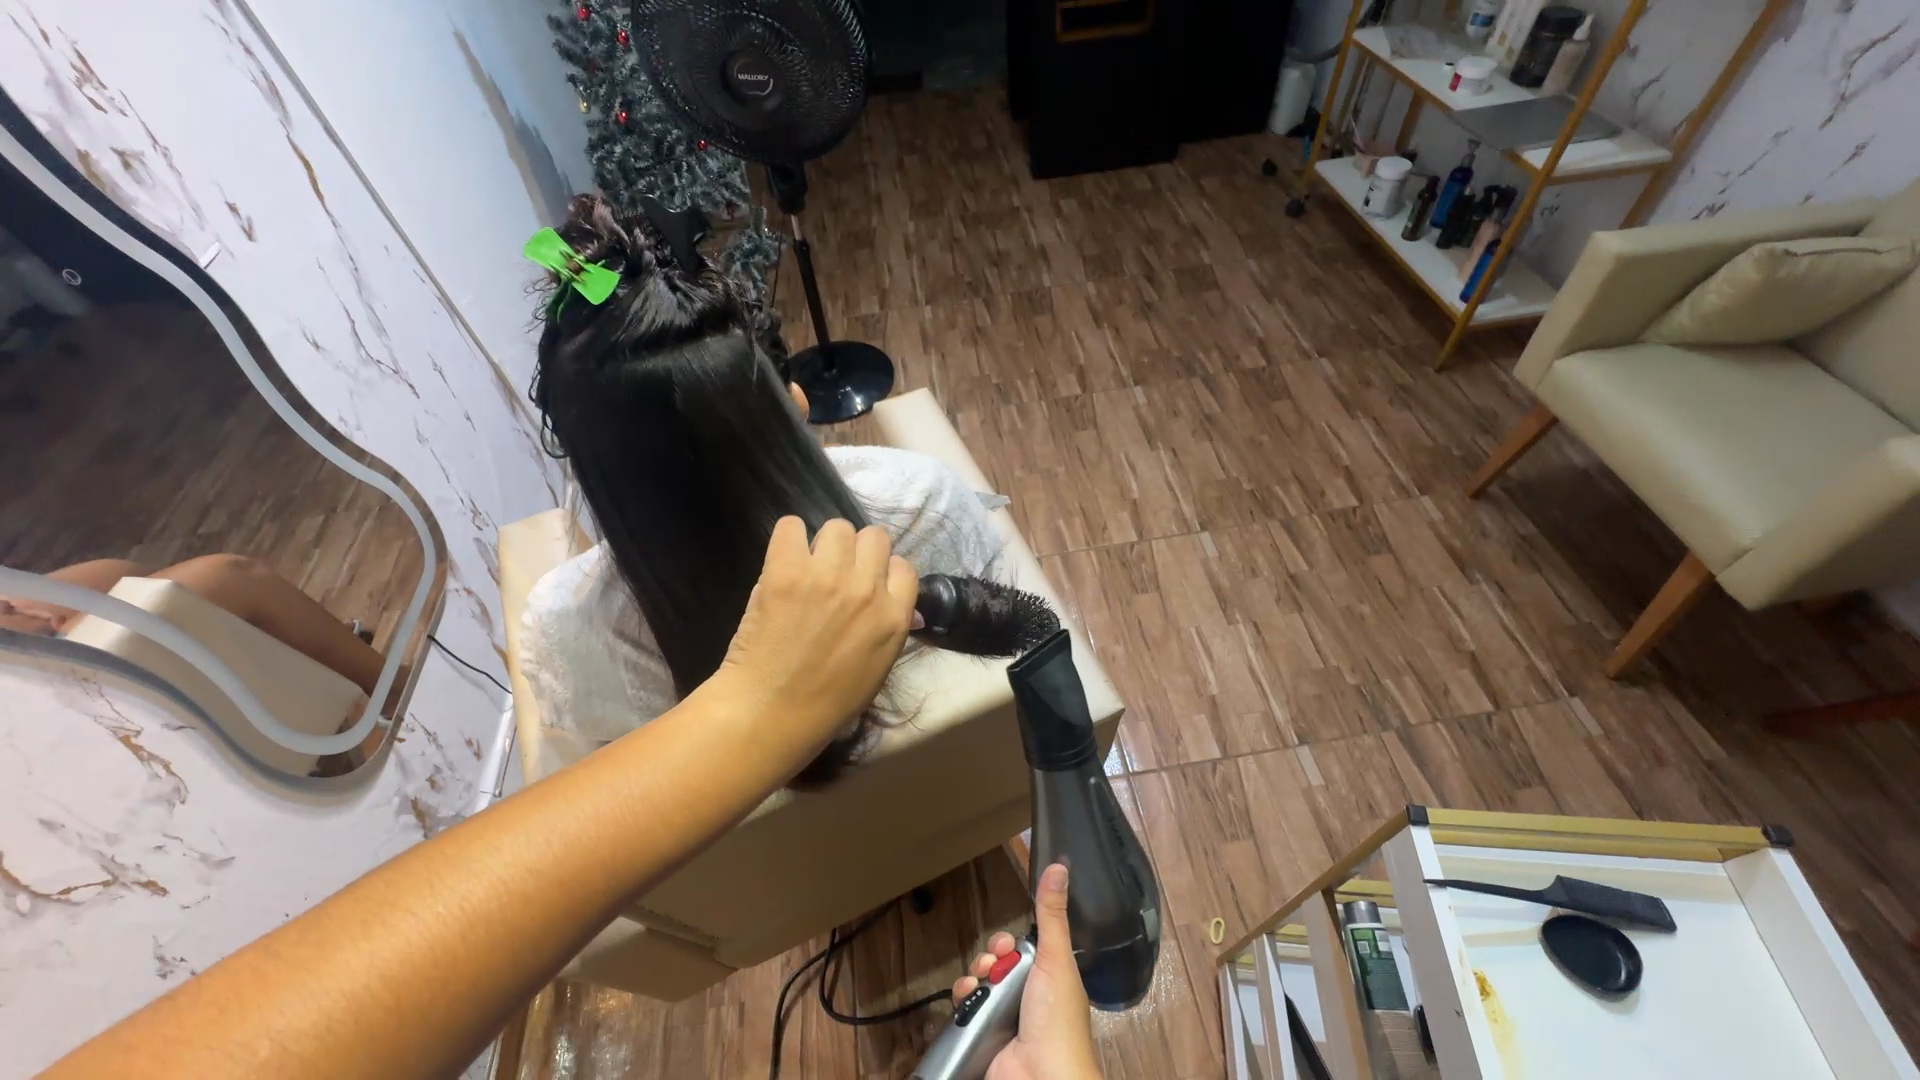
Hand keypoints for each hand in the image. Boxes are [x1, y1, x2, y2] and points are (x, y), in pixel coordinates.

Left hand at [703, 516, 916, 768]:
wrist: (771, 713)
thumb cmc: (826, 703)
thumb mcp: (878, 667)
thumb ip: (887, 627)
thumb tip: (890, 602)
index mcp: (895, 617)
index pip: (902, 566)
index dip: (882, 570)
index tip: (865, 582)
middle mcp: (867, 590)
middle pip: (874, 537)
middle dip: (856, 552)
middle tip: (834, 572)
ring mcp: (828, 577)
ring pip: (837, 527)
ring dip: (824, 543)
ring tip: (807, 565)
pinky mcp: (787, 571)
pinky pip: (791, 526)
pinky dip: (788, 538)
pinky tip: (782, 560)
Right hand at [952, 863, 1101, 1079]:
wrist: (1041, 1077)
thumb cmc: (1055, 1017)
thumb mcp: (1055, 960)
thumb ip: (1052, 915)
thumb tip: (1060, 864)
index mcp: (1050, 979)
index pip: (1022, 950)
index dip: (1009, 943)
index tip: (1005, 944)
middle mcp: (1027, 997)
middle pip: (997, 964)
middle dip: (988, 959)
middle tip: (992, 966)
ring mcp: (1004, 1019)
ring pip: (979, 984)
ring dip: (973, 978)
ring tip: (976, 985)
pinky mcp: (983, 1036)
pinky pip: (965, 1009)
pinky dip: (962, 1000)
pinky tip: (966, 999)